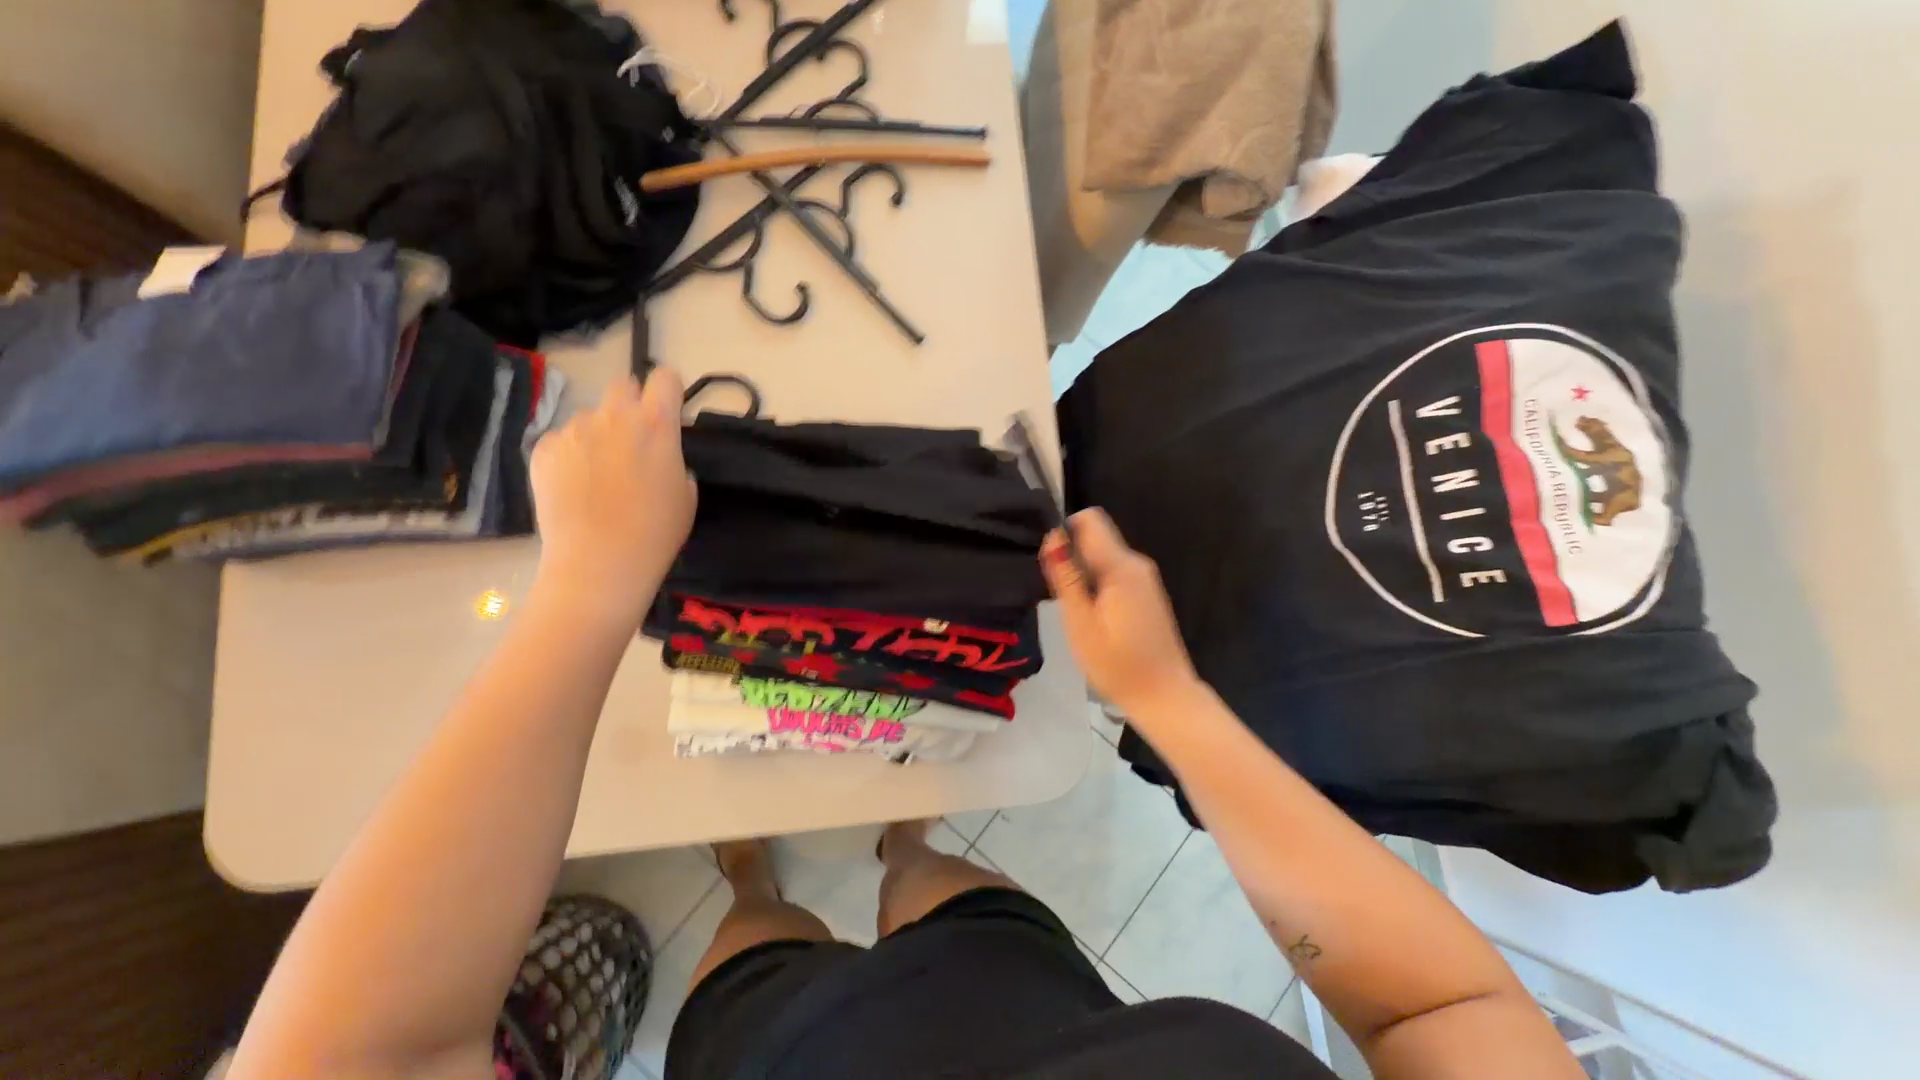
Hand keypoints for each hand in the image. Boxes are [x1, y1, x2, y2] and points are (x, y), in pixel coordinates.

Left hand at [529, 368, 695, 627]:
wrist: (598, 564)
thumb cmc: (655, 534)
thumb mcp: (686, 496)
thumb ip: (674, 462)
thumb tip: (658, 458)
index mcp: (657, 424)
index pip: (665, 378)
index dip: (668, 391)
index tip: (668, 410)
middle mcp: (614, 416)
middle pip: (623, 386)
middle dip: (630, 405)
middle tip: (632, 442)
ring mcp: (574, 430)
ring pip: (590, 418)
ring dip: (598, 436)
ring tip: (598, 477)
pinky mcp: (544, 449)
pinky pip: (562, 442)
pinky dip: (570, 458)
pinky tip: (575, 489)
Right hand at [1041, 508, 1200, 716]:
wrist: (1163, 696)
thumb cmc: (1116, 664)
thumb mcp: (1081, 623)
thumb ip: (1066, 578)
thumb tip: (1053, 537)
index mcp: (1121, 566)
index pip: (1089, 520)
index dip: (1064, 531)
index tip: (1049, 562)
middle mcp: (1136, 564)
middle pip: (1096, 538)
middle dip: (1071, 556)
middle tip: (1055, 593)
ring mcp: (1144, 580)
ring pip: (1104, 557)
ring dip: (1082, 573)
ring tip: (1070, 608)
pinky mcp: (1146, 595)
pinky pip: (1114, 575)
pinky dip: (1097, 586)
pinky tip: (1090, 617)